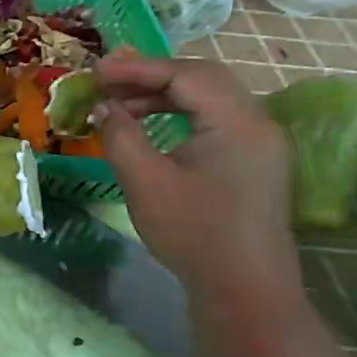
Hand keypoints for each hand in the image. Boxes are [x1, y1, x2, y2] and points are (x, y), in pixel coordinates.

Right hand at [94, 54, 299, 295]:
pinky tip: (151, 128)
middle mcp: (257, 123)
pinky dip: (180, 114)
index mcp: (237, 121)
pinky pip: (215, 121)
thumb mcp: (145, 180)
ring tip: (120, 105)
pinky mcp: (254, 162)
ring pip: (210, 99)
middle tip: (106, 81)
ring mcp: (260, 143)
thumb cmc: (193, 231)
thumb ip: (121, 134)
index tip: (95, 71)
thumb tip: (103, 106)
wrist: (243, 288)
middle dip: (150, 76)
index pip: (185, 74)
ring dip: (164, 95)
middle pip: (202, 79)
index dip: (137, 69)